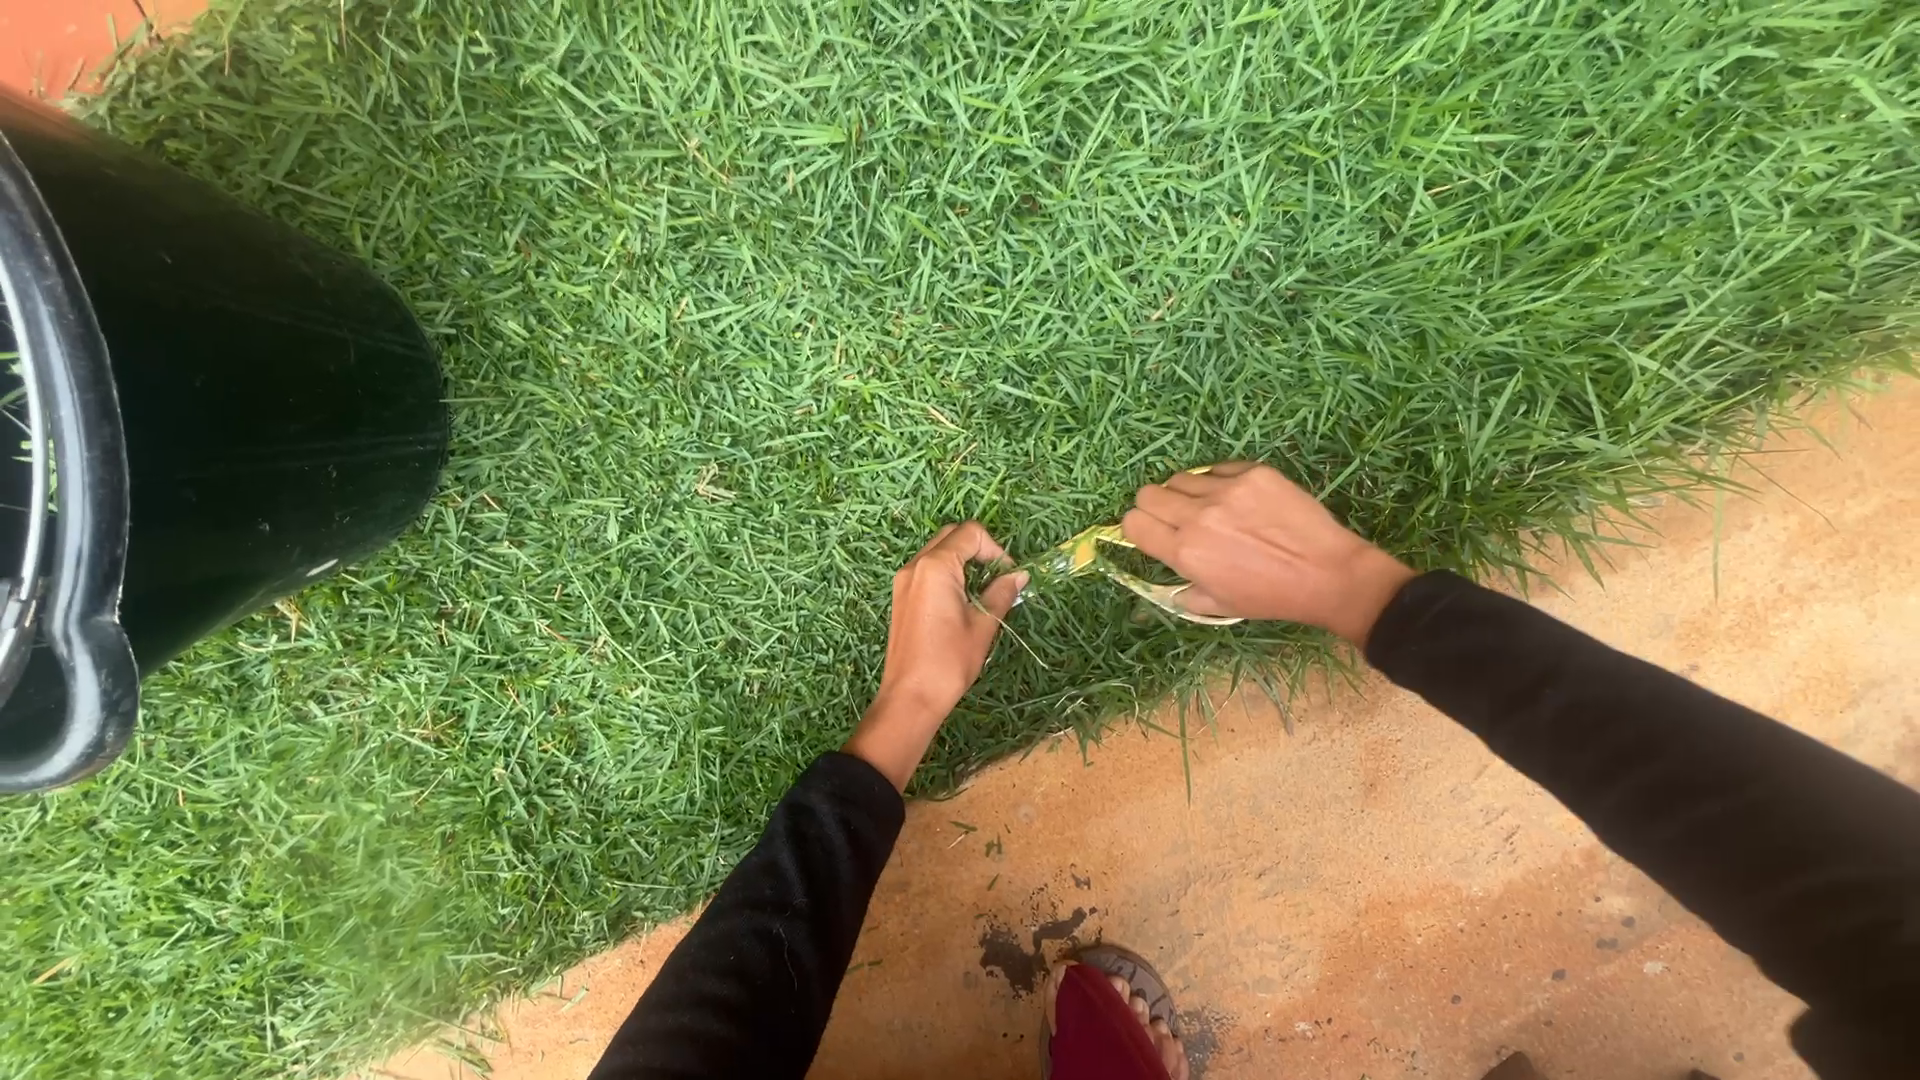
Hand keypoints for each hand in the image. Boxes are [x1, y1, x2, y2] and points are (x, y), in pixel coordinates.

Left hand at [843, 523, 1027, 790]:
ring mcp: (904, 581)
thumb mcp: (983, 625)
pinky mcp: (901, 596)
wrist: (910, 697)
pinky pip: (927, 570)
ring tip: (983, 591)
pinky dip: (948, 573)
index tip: (1010, 574)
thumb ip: (1001, 593)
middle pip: (952, 537)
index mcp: (935, 567)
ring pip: (938, 552)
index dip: (996, 549)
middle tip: (999, 577)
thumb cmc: (949, 661)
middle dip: (979, 549)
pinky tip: (962, 600)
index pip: (970, 534)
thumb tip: (1020, 576)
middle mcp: (915, 566)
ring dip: (963, 561)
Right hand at [1121, 462, 1413, 646]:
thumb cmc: (1270, 597)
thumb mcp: (1217, 605)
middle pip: (1147, 494)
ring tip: (1209, 507)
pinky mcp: (1253, 472)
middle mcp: (1198, 516)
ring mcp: (1226, 490)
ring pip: (1180, 478)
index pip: (1131, 523)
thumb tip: (1164, 581)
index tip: (1153, 534)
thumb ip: (1181, 591)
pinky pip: (1216, 469)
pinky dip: (1218, 482)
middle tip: (1177, 518)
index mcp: (1185, 552)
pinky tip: (1237, 499)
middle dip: (1155, 507)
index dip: (1138, 529)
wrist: (1328, 574)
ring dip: (1186, 493)